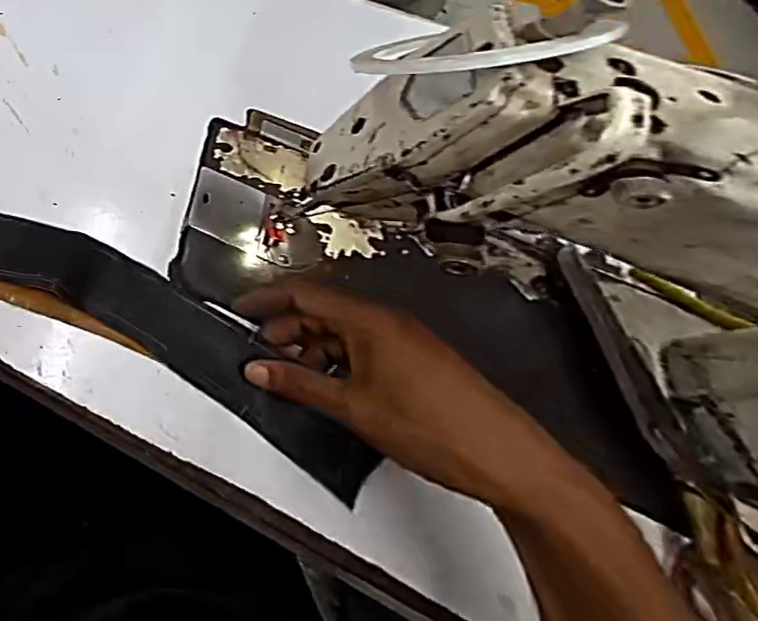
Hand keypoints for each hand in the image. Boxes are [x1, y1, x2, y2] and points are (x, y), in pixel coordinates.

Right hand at [236, 279, 594, 512]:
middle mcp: (389, 321)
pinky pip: (364, 346)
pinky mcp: (417, 359)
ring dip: (313, 348)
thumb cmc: (448, 430)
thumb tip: (262, 370)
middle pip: (320, 310)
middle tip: (265, 351)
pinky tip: (333, 386)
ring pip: (341, 330)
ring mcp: (406, 339)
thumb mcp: (354, 407)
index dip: (265, 297)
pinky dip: (339, 360)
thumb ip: (299, 384)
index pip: (302, 292)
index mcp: (371, 320)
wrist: (515, 464)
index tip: (242, 307)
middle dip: (287, 328)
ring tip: (298, 376)